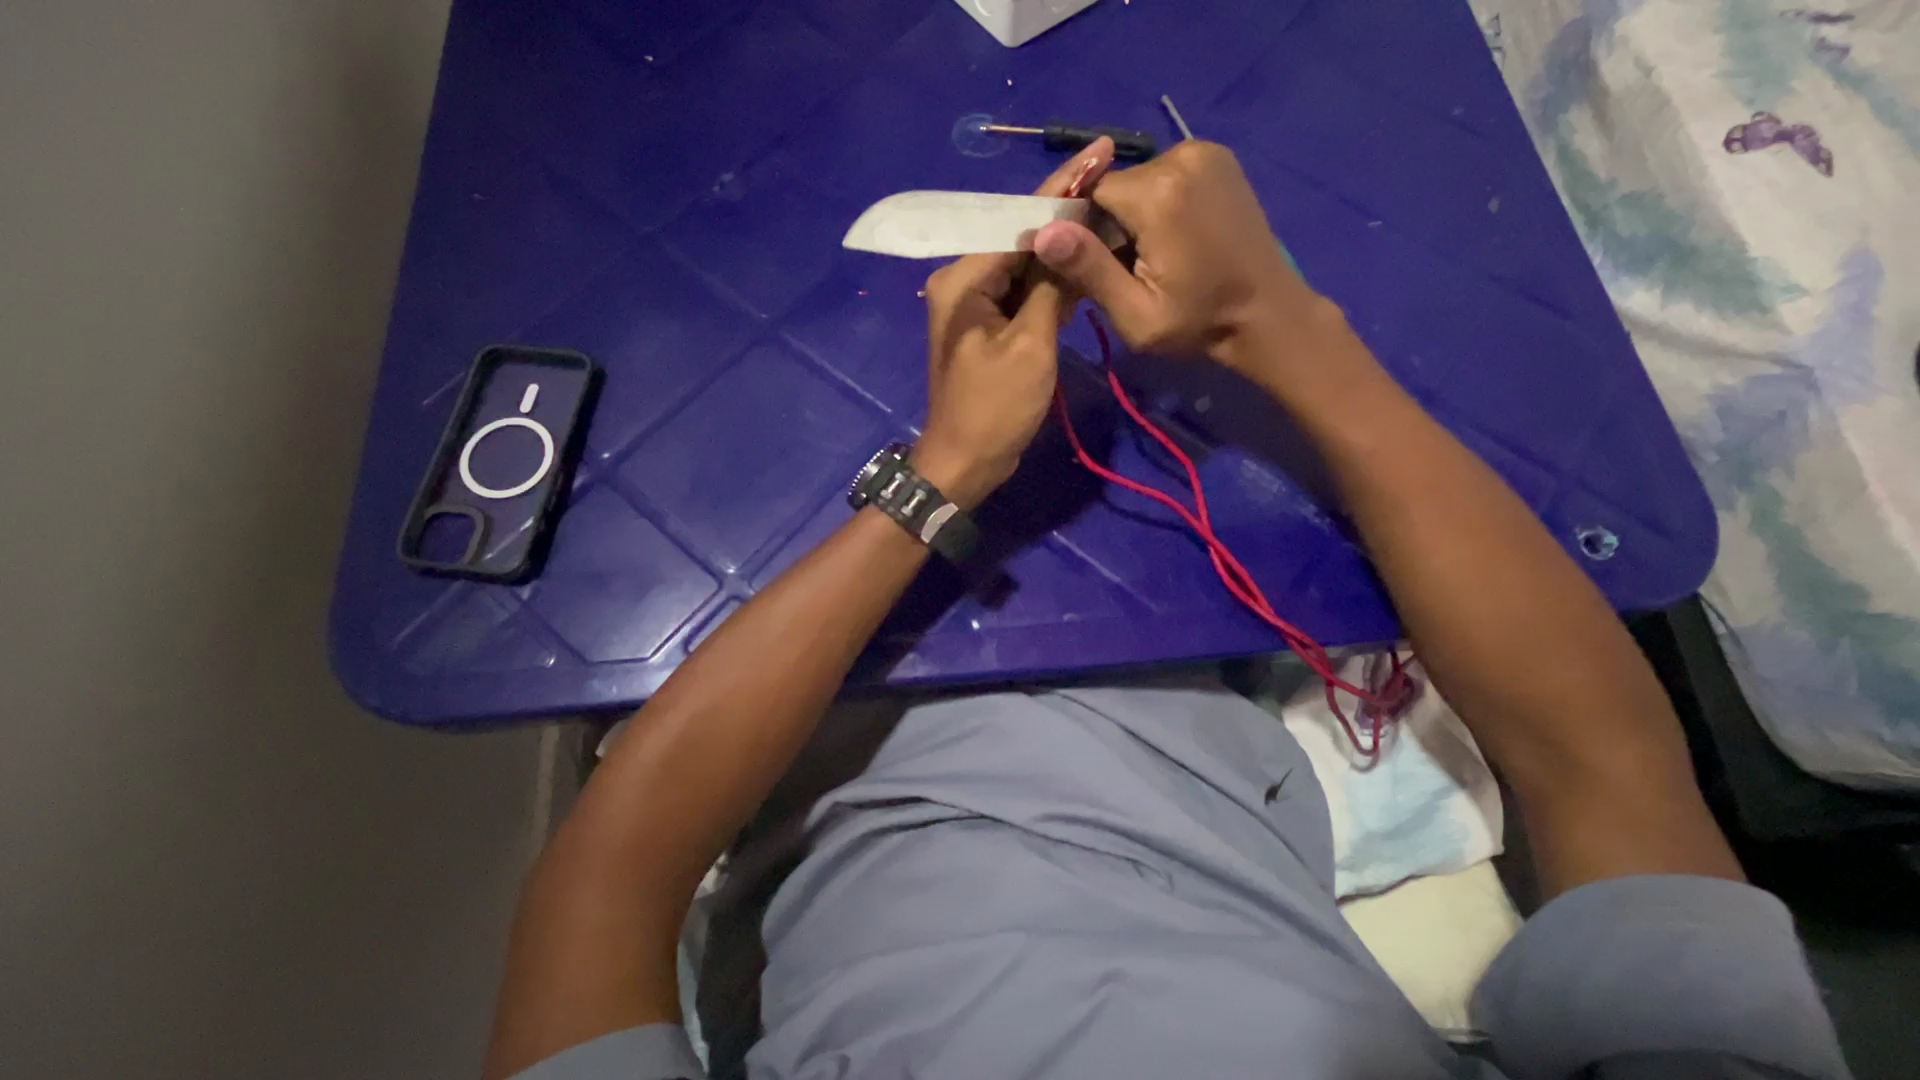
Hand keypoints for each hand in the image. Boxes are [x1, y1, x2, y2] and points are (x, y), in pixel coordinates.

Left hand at [912, 138, 1116, 508]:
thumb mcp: (1030, 346)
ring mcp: (973, 304)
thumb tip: (1070, 238)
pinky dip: (1049, 283)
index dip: (1062, 186)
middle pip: (1019, 236)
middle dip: (1065, 214)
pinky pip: (1021, 291)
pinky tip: (1084, 266)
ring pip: (1023, 263)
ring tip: (1108, 216)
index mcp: (963, 278)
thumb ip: (1050, 287)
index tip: (1099, 151)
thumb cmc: (995, 408)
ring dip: (1061, 249)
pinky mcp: (986, 326)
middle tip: (1112, 181)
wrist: (964, 462)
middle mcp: (962, 281)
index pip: (1017, 219)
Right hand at [1031, 141, 1342, 381]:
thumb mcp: (1135, 314)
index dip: (1082, 232)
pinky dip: (1158, 203)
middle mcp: (1181, 156)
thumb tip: (1041, 232)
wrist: (1268, 314)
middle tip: (1130, 270)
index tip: (1095, 268)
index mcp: (1159, 193)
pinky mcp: (1217, 157)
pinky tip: (1174, 238)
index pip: (1089, 194)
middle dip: (1111, 225)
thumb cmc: (1199, 324)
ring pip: (1137, 180)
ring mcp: (1205, 152)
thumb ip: (1088, 270)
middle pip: (1114, 187)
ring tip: (1156, 257)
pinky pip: (1164, 175)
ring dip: (1134, 215)